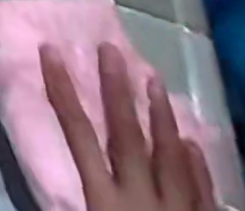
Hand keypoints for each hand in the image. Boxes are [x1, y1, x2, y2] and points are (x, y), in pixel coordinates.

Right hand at [41, 43, 216, 210]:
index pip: (77, 134)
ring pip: (169, 155)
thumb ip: (63, 208)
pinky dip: (196, 164)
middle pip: (126, 134)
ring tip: (154, 78)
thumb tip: (42, 185)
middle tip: (111, 48)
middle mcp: (141, 199)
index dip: (63, 90)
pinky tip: (193, 143)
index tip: (50, 51)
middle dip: (116, 89)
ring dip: (160, 115)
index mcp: (105, 203)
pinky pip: (203, 192)